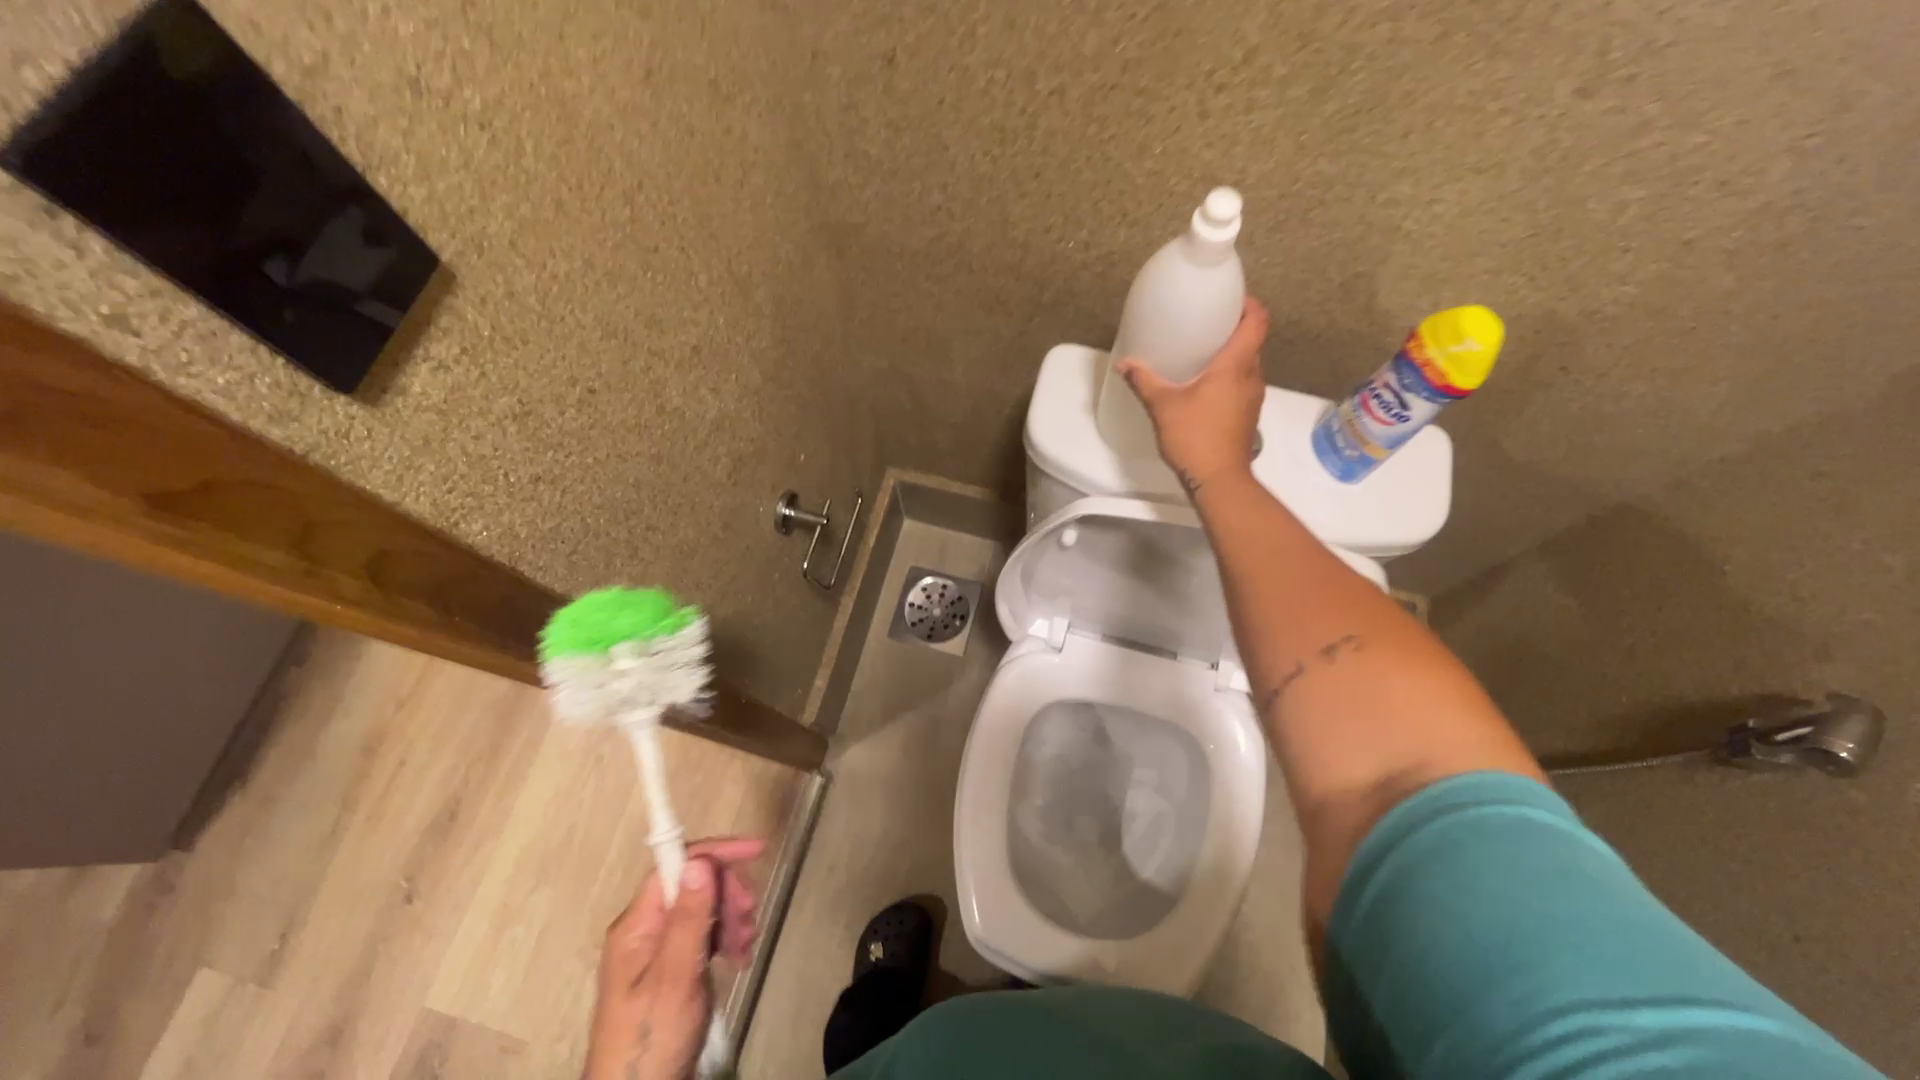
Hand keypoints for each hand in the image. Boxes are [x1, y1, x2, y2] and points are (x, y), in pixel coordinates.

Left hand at [585, 837, 765, 1079]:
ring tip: (746, 948)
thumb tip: (698, 860)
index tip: (757, 852)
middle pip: (692, 885)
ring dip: (730, 919)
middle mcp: (644, 931)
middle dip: (727, 894)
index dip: (715, 854)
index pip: (675, 866)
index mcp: (636, 926)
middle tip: (751, 921)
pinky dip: (725, 940)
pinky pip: (702, 936)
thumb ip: (688, 919)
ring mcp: (656, 952)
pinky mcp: (670, 971)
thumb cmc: (652, 1040)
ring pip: (701, 910)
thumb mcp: (675, 979)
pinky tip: (738, 958)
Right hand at [1117, 297, 1269, 496]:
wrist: (1219, 480)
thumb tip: (1126, 364)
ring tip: (1203, 352)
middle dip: (1234, 328)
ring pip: (1248, 364)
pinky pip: (1242, 383)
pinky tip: (1204, 384)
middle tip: (1207, 323)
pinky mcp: (1248, 415)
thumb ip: (1144, 381)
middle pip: (1253, 340)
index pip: (1258, 321)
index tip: (1230, 299)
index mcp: (1237, 365)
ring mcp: (1253, 397)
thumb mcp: (1163, 406)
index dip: (1249, 304)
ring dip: (1232, 354)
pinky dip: (1229, 376)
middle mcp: (1252, 376)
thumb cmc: (1195, 437)